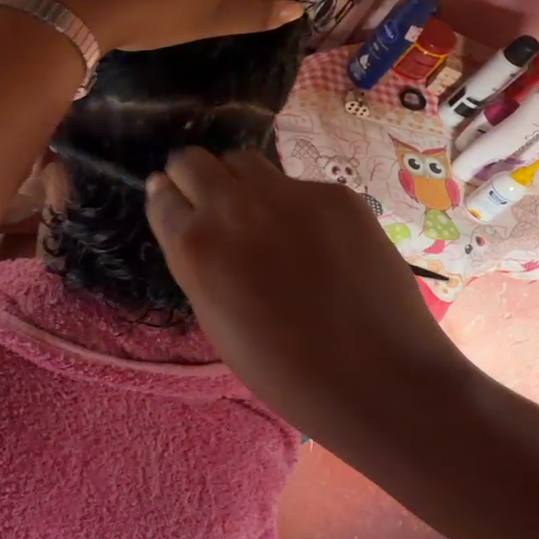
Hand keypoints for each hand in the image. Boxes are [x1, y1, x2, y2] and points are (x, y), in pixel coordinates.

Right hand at [143, 148, 477, 425]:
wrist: (377, 378)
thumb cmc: (283, 369)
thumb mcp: (214, 317)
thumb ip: (195, 263)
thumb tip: (186, 221)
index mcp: (195, 245)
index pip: (161, 194)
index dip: (168, 202)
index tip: (178, 210)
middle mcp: (232, 206)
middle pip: (192, 161)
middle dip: (194, 178)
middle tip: (212, 207)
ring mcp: (286, 193)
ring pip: (243, 161)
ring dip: (239, 182)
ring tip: (260, 219)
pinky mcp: (334, 193)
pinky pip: (296, 184)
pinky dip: (292, 204)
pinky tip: (315, 242)